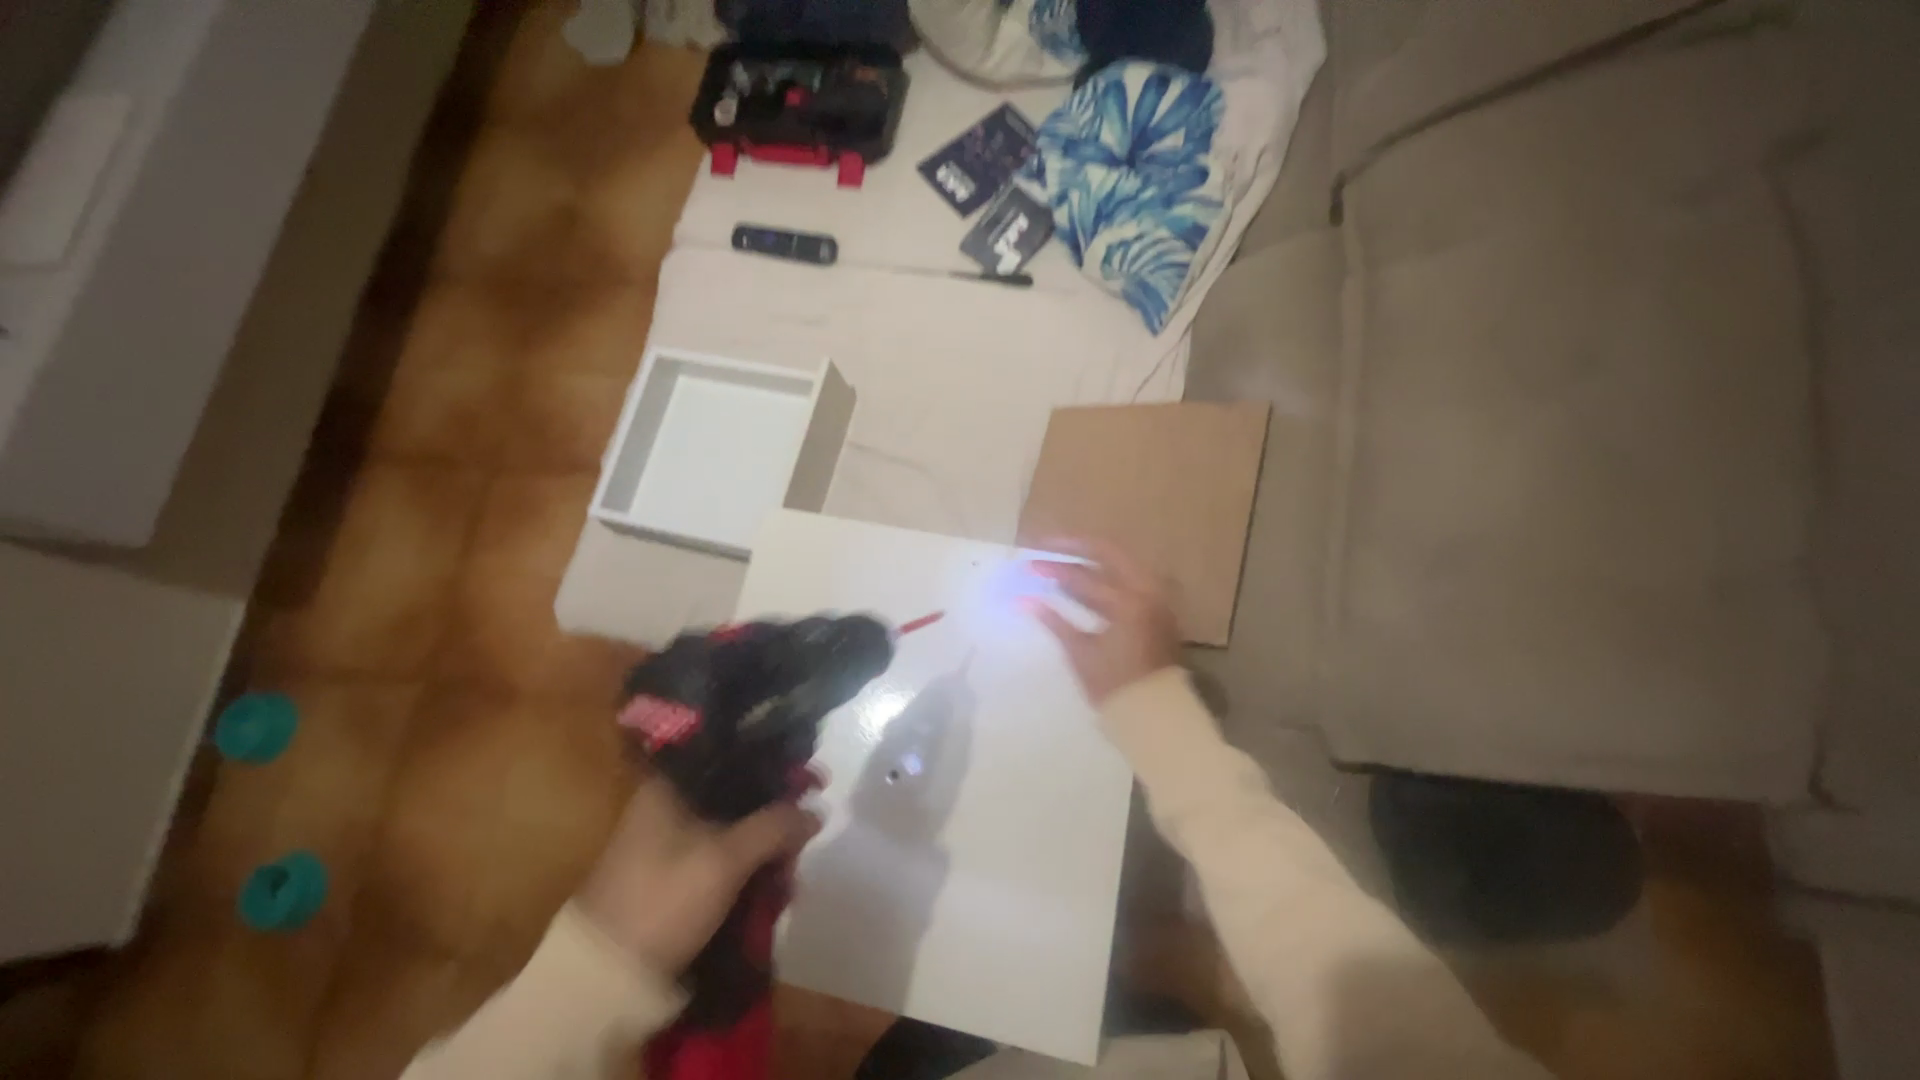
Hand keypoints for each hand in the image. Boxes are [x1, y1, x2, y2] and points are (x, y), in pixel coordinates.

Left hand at [575, 774, 820, 975]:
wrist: (606, 976)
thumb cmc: (664, 899)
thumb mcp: (726, 859)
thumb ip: (775, 826)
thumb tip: (816, 810)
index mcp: (670, 785)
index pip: (735, 755)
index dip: (777, 764)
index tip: (813, 781)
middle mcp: (668, 804)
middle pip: (740, 795)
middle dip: (778, 816)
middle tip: (805, 837)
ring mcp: (670, 841)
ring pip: (736, 829)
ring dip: (767, 848)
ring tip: (789, 877)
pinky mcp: (674, 875)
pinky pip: (724, 858)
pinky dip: (750, 869)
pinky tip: (772, 890)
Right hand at [1026, 538, 1180, 704]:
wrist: (1155, 714)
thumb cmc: (1115, 687)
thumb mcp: (1081, 653)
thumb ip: (1055, 621)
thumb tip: (1025, 600)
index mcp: (1128, 601)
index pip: (1083, 575)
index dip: (1052, 568)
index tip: (1029, 562)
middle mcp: (1148, 591)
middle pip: (1109, 553)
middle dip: (1076, 548)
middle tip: (1048, 546)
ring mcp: (1157, 598)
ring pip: (1122, 565)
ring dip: (1092, 561)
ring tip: (1064, 560)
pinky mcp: (1158, 609)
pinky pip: (1130, 581)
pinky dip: (1107, 578)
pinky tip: (1085, 583)